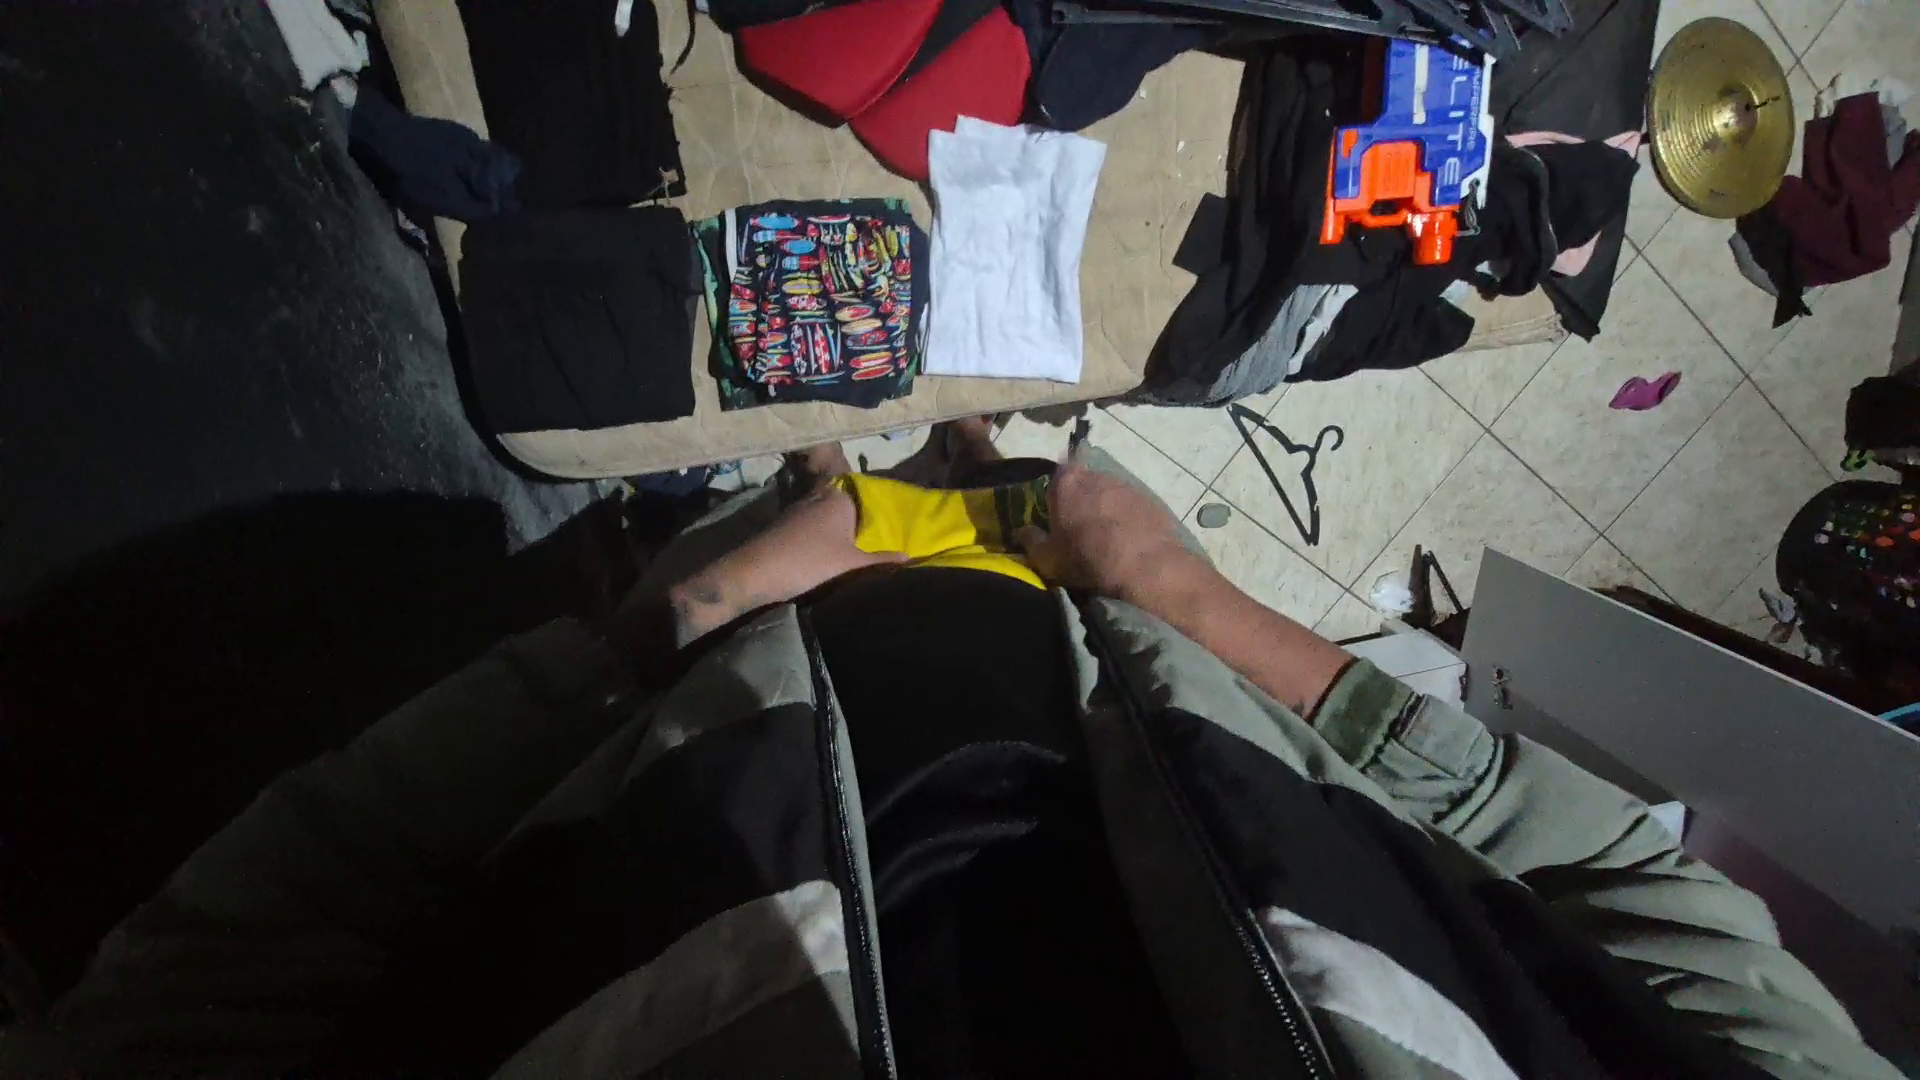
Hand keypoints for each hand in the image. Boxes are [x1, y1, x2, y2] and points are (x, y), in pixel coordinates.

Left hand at [666, 486, 902, 645]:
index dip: (877, 509)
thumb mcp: (851, 565)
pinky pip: (813, 528)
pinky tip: (829, 556)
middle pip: (846, 507)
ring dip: (839, 532)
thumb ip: (882, 561)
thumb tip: (911, 557)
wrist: (754, 574)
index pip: (865, 496)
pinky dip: (822, 539)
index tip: (892, 524)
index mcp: (839, 500)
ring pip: (828, 518)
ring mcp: (799, 511)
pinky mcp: (785, 527)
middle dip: (859, 521)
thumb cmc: (808, 562)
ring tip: (858, 551)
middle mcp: (819, 498)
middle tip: (879, 540)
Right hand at [1014, 456, 1215, 609]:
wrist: (1151, 568)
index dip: (1052, 496)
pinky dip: (1125, 519)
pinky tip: (1127, 541)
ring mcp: (1127, 485)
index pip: (1053, 477)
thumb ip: (1029, 541)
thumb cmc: (1090, 560)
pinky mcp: (1151, 499)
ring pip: (1106, 494)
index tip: (1053, 516)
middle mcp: (1096, 475)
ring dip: (1103, 510)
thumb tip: (1020, 531)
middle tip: (1076, 529)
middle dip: (1078, 501)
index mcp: (1066, 483)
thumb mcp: (1048, 559)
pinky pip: (1129, 506)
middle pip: (1081, 483)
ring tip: (1104, 538)